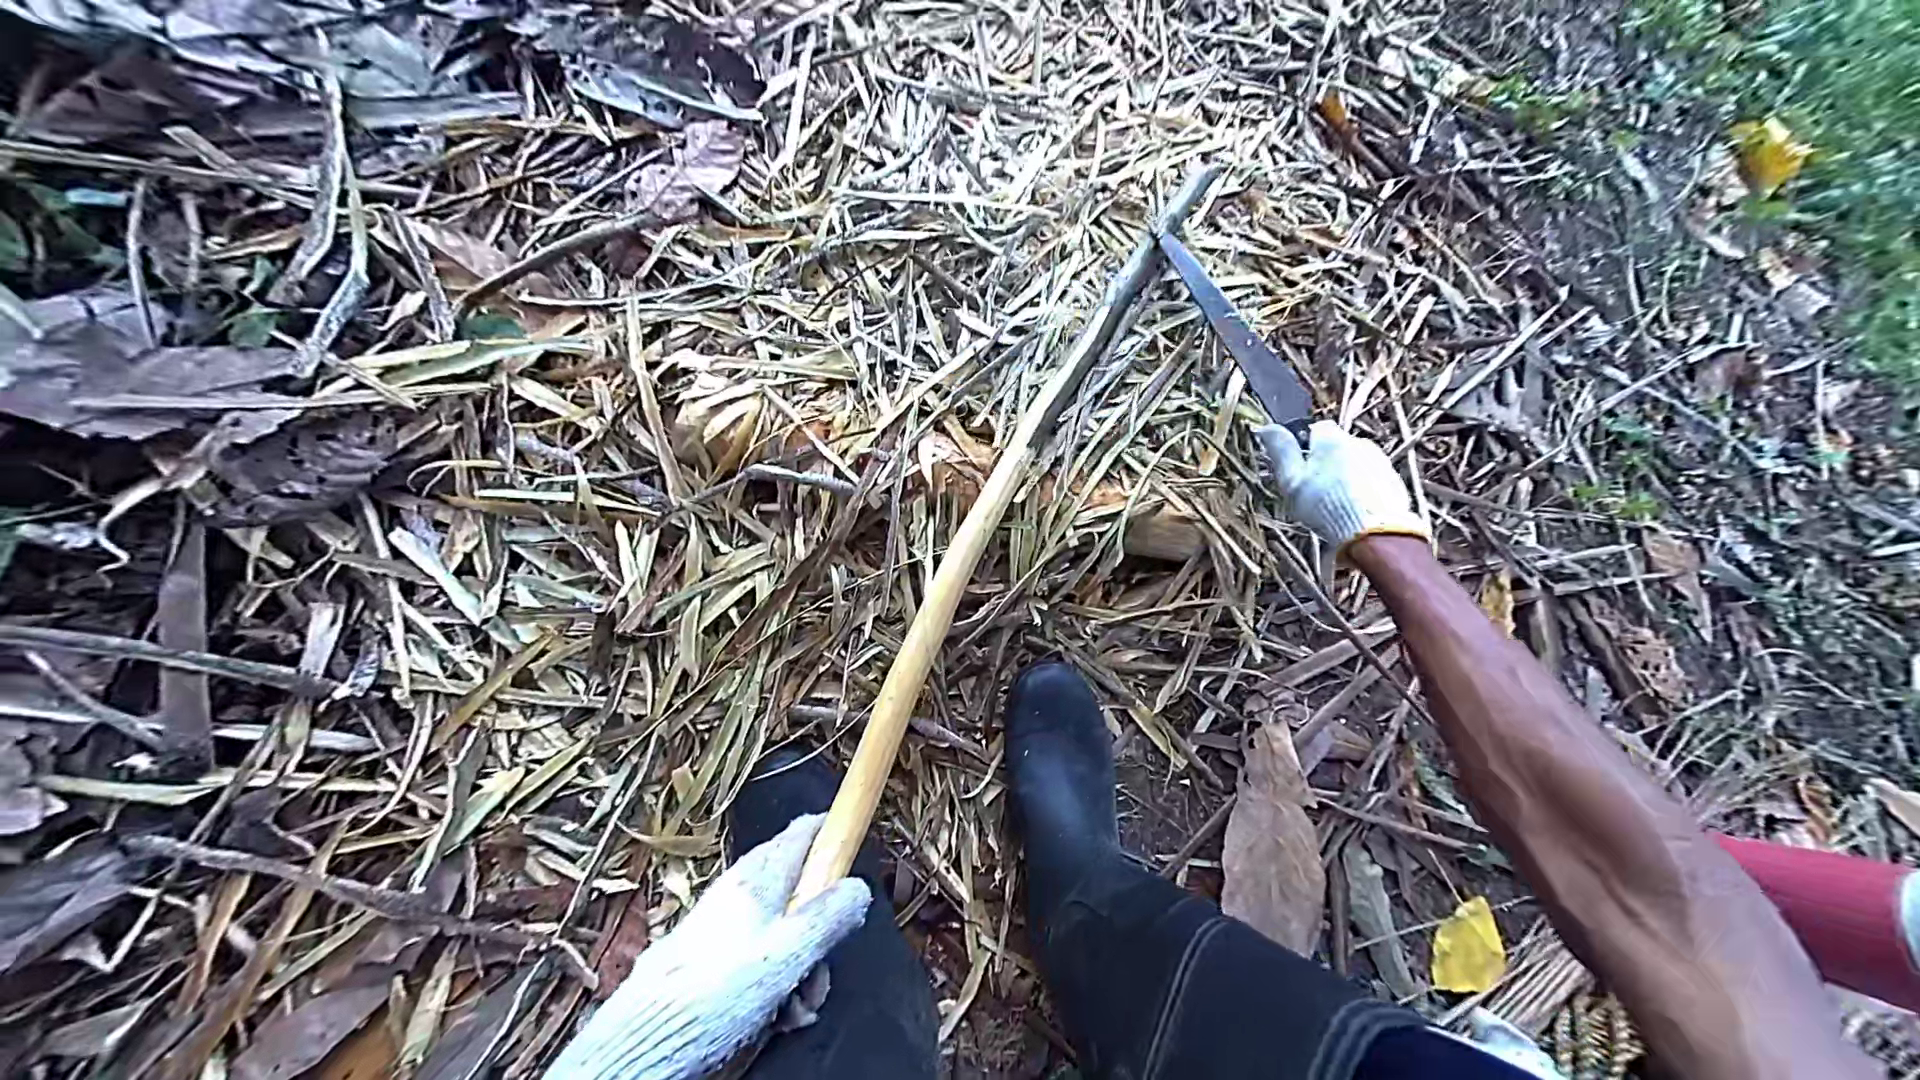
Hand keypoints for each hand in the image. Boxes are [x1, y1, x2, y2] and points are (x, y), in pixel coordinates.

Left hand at [544, 814, 870, 1079]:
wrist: (640, 1047)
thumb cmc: (714, 993)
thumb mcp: (784, 955)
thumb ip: (827, 919)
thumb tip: (860, 887)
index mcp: (759, 874)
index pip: (805, 830)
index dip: (834, 834)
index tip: (856, 853)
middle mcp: (743, 889)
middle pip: (802, 887)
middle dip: (823, 927)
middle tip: (822, 972)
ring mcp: (726, 922)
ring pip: (785, 926)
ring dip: (803, 962)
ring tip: (798, 1008)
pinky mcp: (714, 955)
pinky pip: (761, 954)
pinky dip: (776, 979)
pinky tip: (776, 1016)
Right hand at [1255, 420, 1430, 554]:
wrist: (1372, 531)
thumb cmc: (1326, 505)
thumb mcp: (1292, 480)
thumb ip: (1281, 451)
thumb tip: (1267, 428)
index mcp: (1331, 440)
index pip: (1316, 428)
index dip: (1303, 444)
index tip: (1296, 464)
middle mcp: (1359, 443)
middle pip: (1336, 446)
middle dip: (1324, 461)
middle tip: (1311, 487)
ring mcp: (1380, 461)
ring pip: (1354, 462)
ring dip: (1342, 475)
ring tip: (1332, 502)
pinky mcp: (1393, 480)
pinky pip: (1370, 479)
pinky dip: (1360, 488)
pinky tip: (1351, 508)